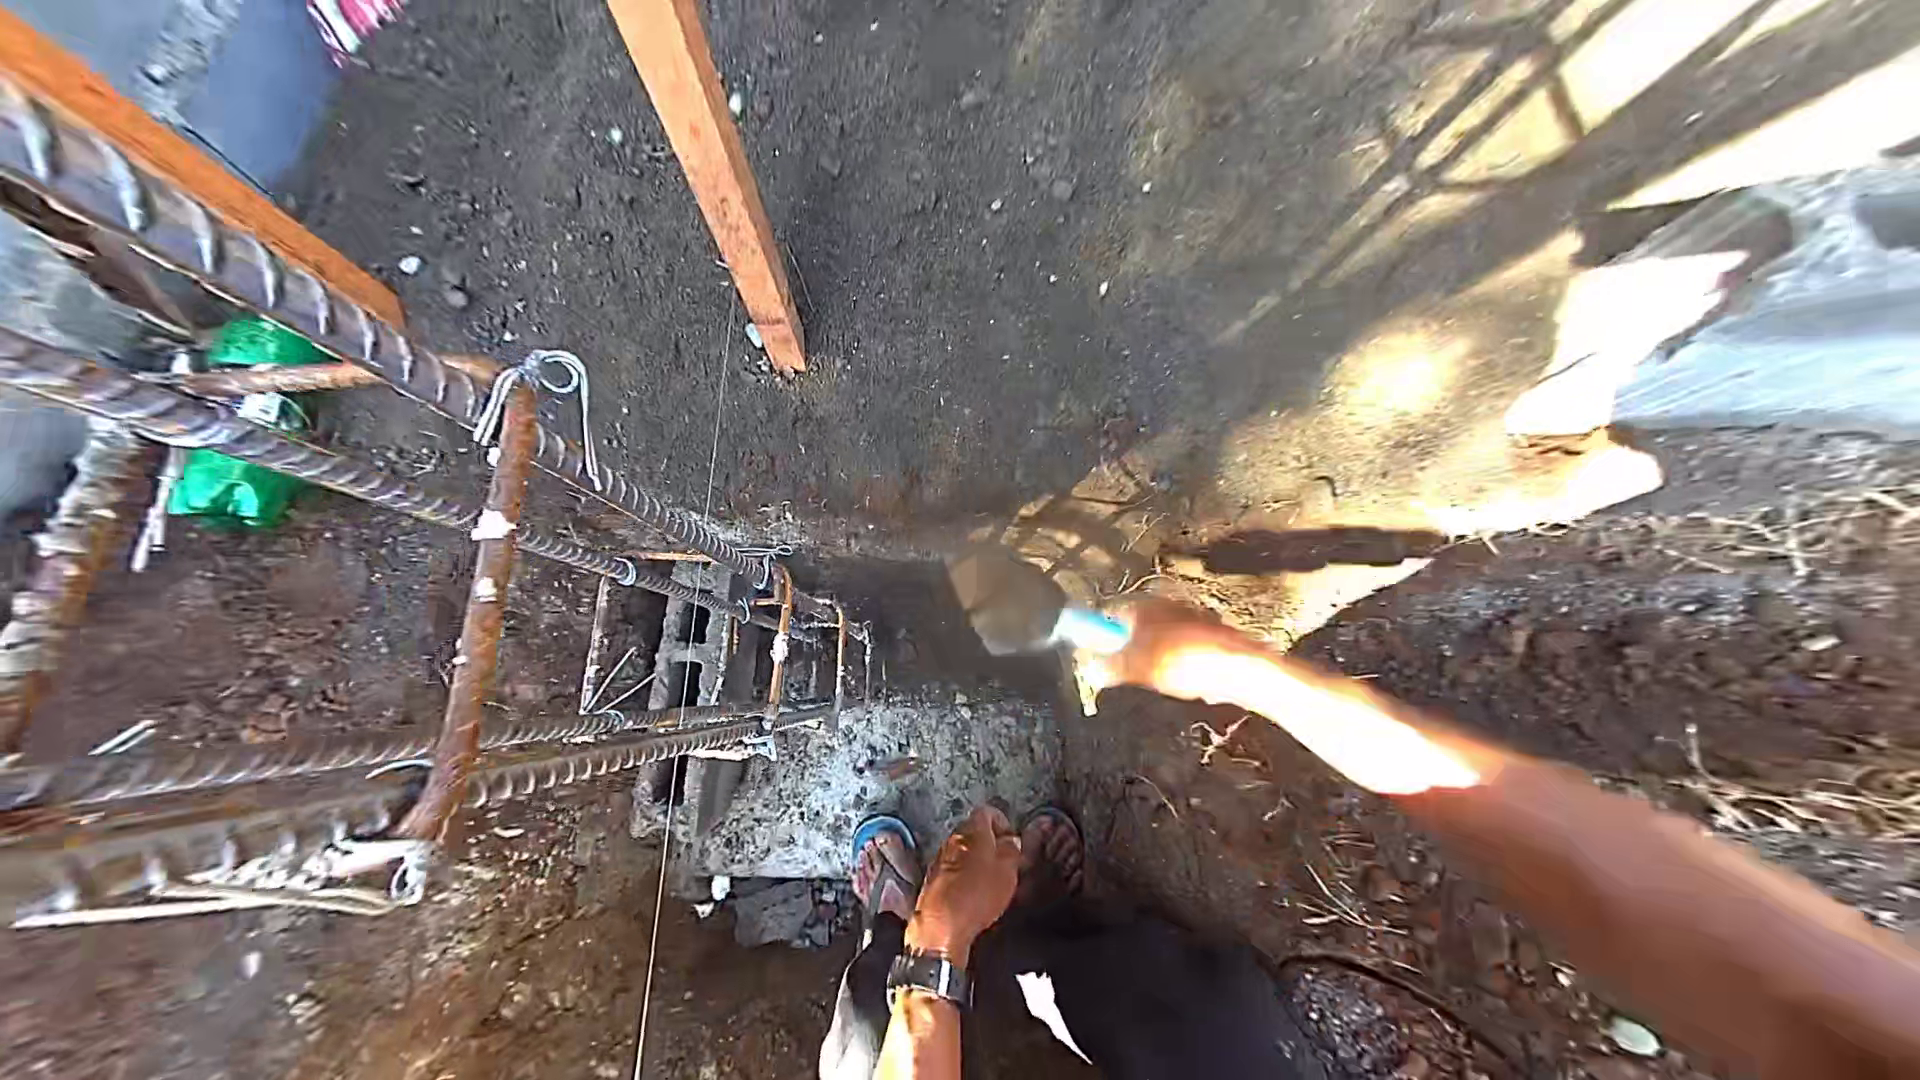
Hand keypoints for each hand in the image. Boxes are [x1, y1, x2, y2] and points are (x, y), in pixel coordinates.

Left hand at [904, 805, 1020, 966]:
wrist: (941, 925)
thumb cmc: (977, 894)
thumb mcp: (1007, 871)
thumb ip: (1011, 850)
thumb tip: (1011, 840)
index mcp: (973, 829)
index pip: (987, 811)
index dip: (1002, 823)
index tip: (1011, 839)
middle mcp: (953, 837)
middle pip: (974, 830)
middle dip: (990, 842)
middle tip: (1003, 861)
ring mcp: (940, 857)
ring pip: (963, 849)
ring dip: (976, 859)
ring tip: (989, 881)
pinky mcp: (932, 877)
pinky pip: (952, 867)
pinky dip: (963, 875)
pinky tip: (972, 894)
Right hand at [1078, 598, 1265, 698]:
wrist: (1243, 669)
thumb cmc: (1184, 662)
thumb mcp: (1135, 668)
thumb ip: (1107, 667)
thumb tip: (1089, 668)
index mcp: (1143, 607)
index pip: (1107, 615)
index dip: (1098, 635)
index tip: (1095, 656)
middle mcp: (1166, 607)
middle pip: (1133, 630)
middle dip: (1131, 654)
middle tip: (1134, 675)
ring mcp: (1190, 620)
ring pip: (1158, 645)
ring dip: (1157, 664)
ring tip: (1168, 682)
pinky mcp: (1210, 637)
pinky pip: (1183, 654)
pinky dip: (1182, 668)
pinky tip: (1192, 682)